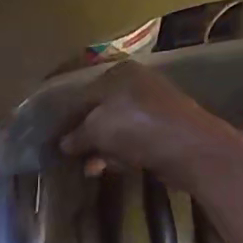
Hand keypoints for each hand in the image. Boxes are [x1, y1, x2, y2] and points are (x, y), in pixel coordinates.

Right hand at [57, 61, 242, 187]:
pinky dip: (120, 153)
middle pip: (98, 112)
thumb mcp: (96, 129)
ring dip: (101, 149)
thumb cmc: (137, 128)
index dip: (65, 119)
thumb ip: (76, 135)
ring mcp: (152, 106)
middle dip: (84, 136)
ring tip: (91, 168)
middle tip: (71, 157)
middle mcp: (136, 84)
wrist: (190, 148)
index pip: (81, 95)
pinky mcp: (163, 129)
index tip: (53, 140)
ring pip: (115, 129)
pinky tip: (112, 166)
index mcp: (117, 73)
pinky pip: (132, 141)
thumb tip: (64, 144)